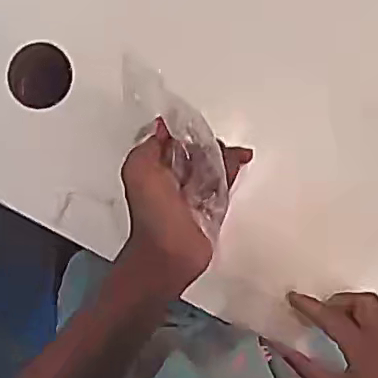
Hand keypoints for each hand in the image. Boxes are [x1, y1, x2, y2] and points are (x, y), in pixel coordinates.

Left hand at [118, 118, 250, 295]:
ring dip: (223, 155)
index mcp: (154, 167)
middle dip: (208, 143)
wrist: (170, 253)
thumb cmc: (152, 215)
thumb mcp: (138, 169)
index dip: (184, 129)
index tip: (195, 124)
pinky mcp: (212, 206)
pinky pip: (224, 182)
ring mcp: (194, 193)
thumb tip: (161, 126)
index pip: (172, 139)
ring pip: (212, 163)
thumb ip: (149, 145)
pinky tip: (239, 163)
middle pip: (196, 149)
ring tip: (232, 154)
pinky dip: (232, 170)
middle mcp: (173, 179)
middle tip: (215, 144)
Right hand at [272, 292, 377, 377]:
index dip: (309, 306)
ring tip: (343, 321)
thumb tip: (285, 350)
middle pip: (361, 302)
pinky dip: (376, 319)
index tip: (294, 299)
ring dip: (360, 307)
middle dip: (338, 301)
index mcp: (365, 346)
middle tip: (321, 311)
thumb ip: (308, 368)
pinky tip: (366, 338)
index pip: (331, 316)